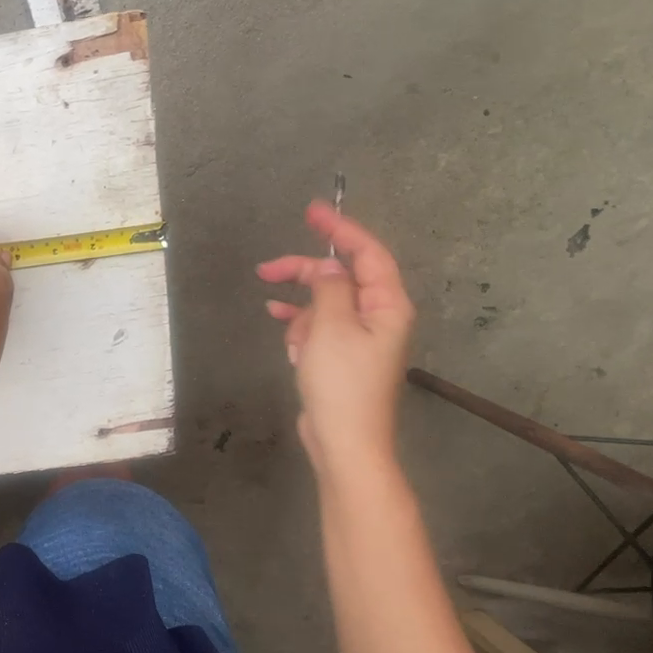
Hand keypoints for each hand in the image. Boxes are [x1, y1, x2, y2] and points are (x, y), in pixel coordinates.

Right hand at [256, 201, 414, 471]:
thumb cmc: (341, 383)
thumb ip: (329, 288)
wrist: (345, 441)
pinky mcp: (342, 358)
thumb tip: (328, 266)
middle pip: (341, 277)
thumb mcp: (330, 328)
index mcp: (387, 305)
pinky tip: (280, 322)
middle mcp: (378, 316)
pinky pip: (320, 327)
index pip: (366, 253)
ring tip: (273, 313)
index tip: (312, 211)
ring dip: (300, 307)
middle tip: (266, 269)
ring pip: (326, 303)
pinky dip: (300, 324)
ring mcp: (360, 339)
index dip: (340, 230)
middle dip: (304, 272)